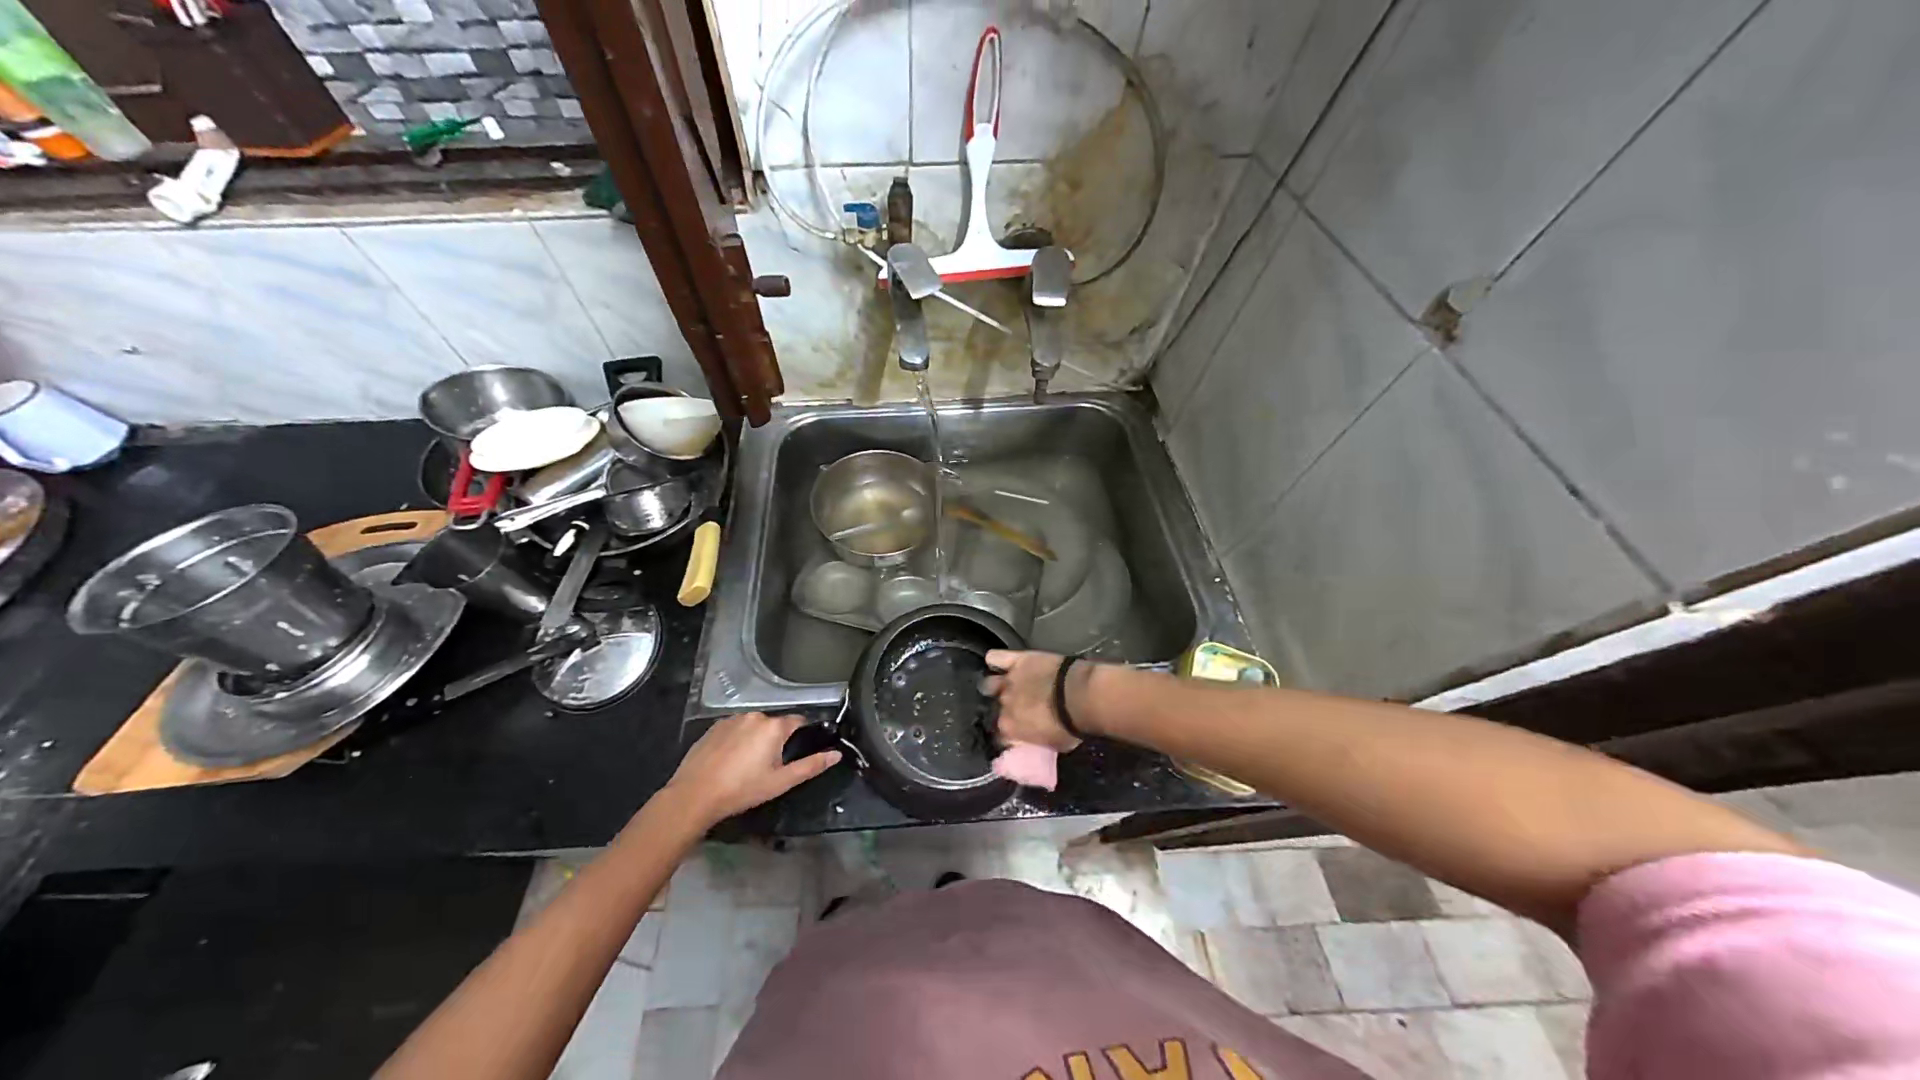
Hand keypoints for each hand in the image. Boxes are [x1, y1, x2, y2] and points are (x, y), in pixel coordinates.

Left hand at [661, 712, 839, 826]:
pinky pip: (734, 730)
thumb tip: (836, 754)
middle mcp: (754, 716)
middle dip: (776, 741)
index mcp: (774, 727)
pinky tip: (729, 762)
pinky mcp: (713, 727)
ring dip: (756, 740)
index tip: (796, 753)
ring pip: (753, 727)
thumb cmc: (742, 790)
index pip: (798, 721)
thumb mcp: (781, 782)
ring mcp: (731, 719)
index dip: (801, 736)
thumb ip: (811, 766)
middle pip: (774, 725)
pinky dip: (737, 741)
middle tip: (770, 767)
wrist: (694, 795)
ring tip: (747, 766)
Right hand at [982, 649, 1083, 751]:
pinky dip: (994, 660)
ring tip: (1006, 685)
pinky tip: (996, 662)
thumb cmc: (1071, 726)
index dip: (1008, 733)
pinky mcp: (1018, 660)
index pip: (1000, 734)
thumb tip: (1033, 740)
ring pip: (989, 683)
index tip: (1017, 732)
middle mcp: (1004, 704)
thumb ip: (1036, 741)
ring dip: (995, 686)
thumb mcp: (1054, 745)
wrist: (1081, 697)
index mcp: (1010, 728)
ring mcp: (1009, 680)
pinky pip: (995, 657)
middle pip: (996, 708)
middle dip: (1005, 709)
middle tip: (1020, 707)